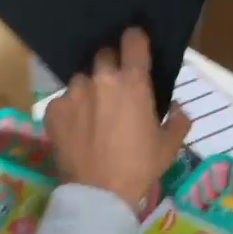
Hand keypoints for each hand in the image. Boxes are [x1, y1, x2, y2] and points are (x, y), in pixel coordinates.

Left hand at [44, 28, 189, 210]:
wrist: (99, 193)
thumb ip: (178, 121)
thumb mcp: (169, 148)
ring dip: (88, 91)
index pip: (133, 40)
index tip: (135, 48)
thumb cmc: (140, 168)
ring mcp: (74, 93)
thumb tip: (177, 108)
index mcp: (133, 83)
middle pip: (104, 56)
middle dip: (110, 68)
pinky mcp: (53, 109)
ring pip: (81, 80)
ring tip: (93, 115)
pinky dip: (70, 112)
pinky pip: (63, 101)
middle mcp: (101, 79)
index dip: (135, 41)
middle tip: (115, 92)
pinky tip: (77, 130)